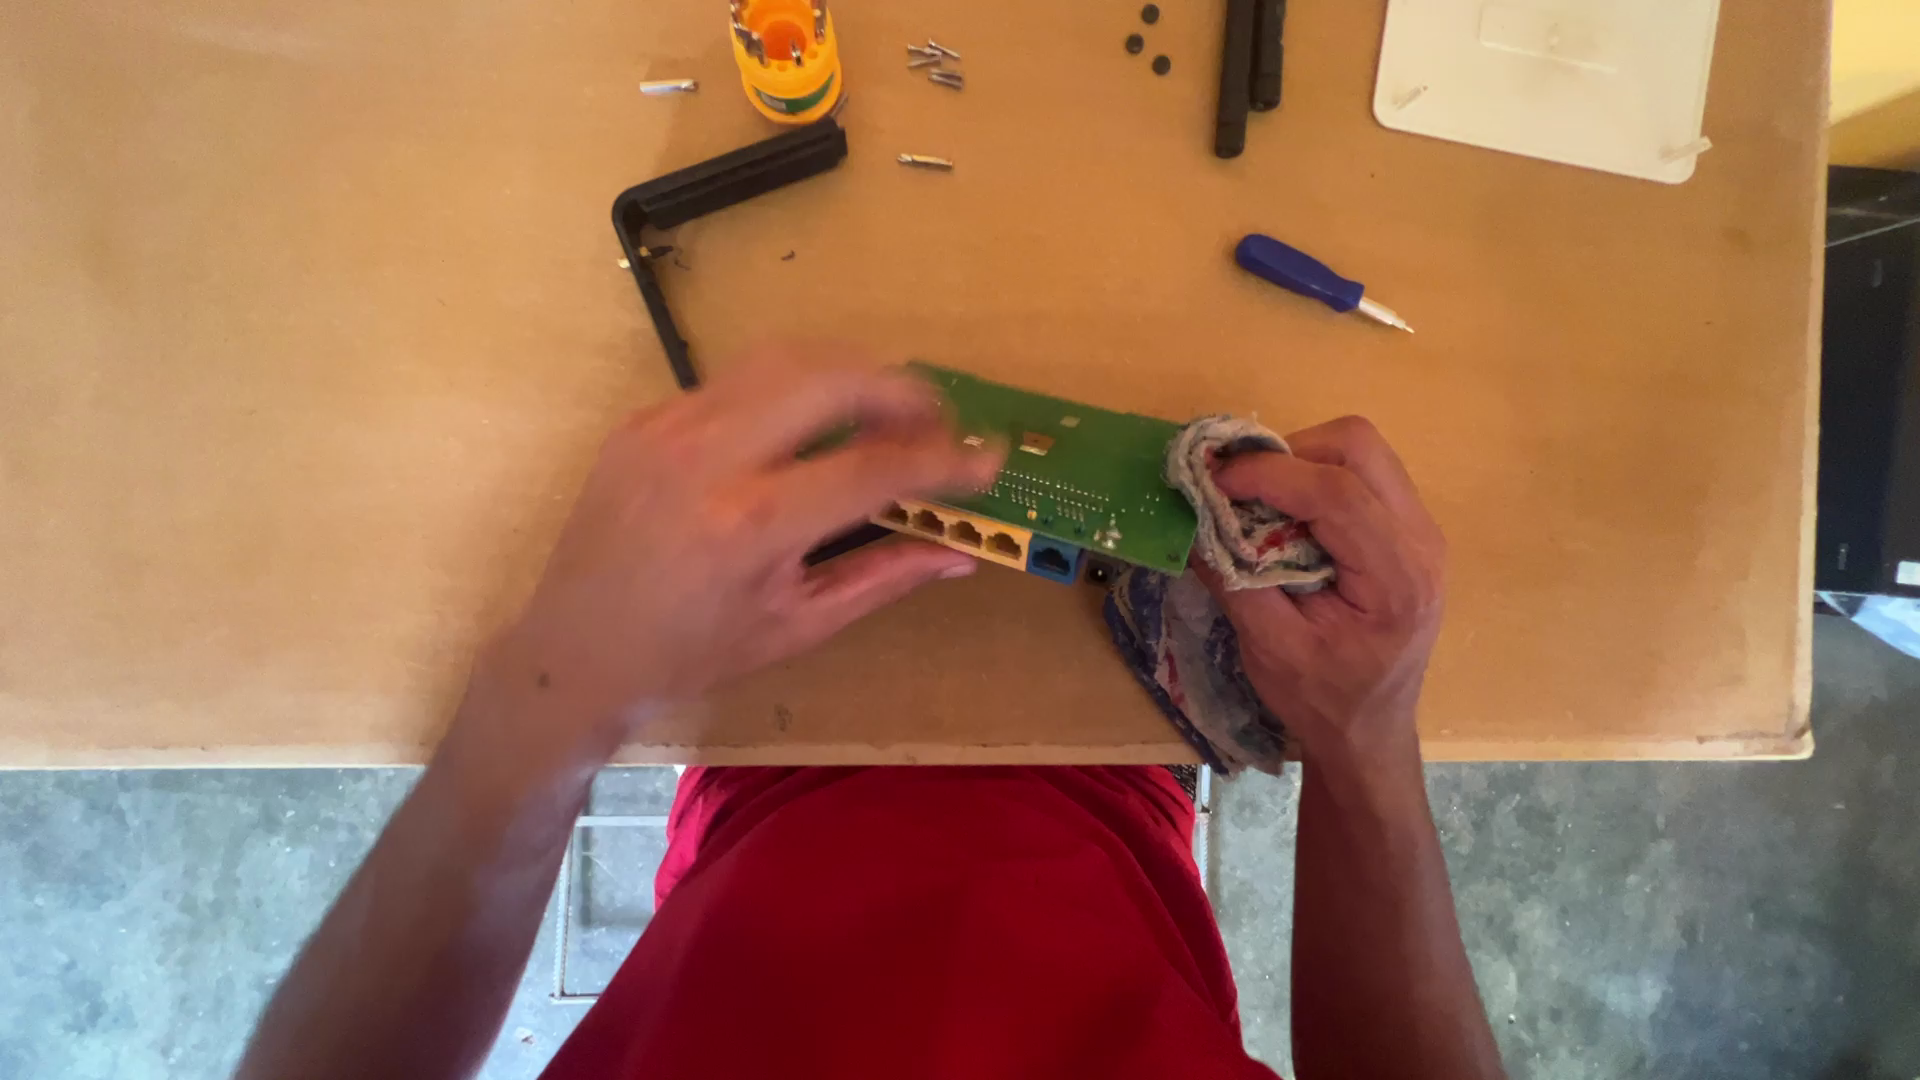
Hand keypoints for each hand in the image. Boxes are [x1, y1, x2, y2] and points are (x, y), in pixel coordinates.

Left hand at [475, 352, 1003, 751]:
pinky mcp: (647, 417)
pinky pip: (739, 381)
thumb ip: (884, 577)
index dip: (944, 460)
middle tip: (939, 420)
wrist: (574, 651)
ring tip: (887, 409)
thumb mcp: (799, 625)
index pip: (874, 467)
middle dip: (903, 390)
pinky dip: (794, 390)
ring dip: (851, 374)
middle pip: (832, 378)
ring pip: (784, 359)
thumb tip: (960, 553)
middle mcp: (709, 456)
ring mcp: (669, 424)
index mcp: (752, 525)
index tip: (987, 459)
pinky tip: (811, 425)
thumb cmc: (693, 654)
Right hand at [1200, 417, 1445, 767]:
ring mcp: (1419, 529)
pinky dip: (1311, 475)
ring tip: (1258, 498)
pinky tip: (1284, 512)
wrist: (1367, 730)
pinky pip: (1359, 472)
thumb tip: (1193, 518)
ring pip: (1359, 449)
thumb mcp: (1267, 647)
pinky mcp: (1404, 528)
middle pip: (1358, 445)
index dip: (1268, 474)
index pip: (1337, 492)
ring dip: (1299, 460)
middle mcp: (1421, 539)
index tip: (1214, 483)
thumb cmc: (1319, 697)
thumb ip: (1233, 579)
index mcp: (1397, 577)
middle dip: (1288, 452)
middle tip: (1241, 488)